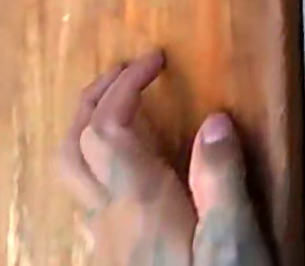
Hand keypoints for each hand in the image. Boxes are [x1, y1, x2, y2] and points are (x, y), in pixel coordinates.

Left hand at [58, 52, 273, 265]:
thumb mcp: (233, 235)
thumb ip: (221, 176)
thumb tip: (212, 118)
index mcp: (139, 206)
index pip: (107, 132)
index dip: (124, 86)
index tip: (157, 57)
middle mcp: (110, 219)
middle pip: (71, 152)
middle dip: (91, 99)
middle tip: (129, 67)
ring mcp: (106, 237)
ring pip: (71, 173)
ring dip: (88, 123)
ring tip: (124, 94)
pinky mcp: (115, 249)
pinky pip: (89, 189)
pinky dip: (100, 150)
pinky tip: (132, 150)